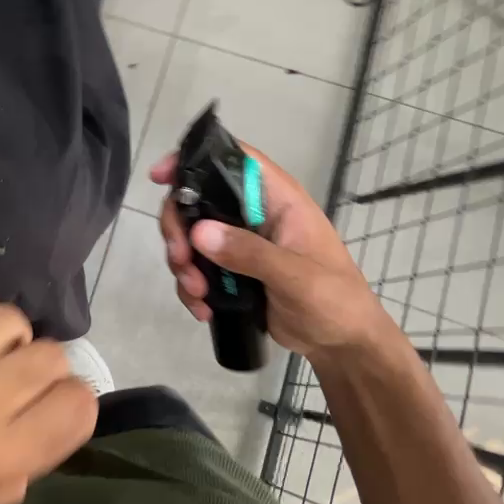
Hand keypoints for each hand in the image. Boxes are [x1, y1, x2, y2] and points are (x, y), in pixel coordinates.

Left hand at [0, 283, 96, 503]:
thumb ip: (37, 449)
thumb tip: (60, 399)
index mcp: (2, 456)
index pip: (77, 402)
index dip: (73, 401)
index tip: (53, 404)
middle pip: (51, 356)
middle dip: (45, 369)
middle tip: (19, 380)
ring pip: (13, 320)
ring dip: (11, 338)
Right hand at [152, 148, 391, 362]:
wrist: (343, 345)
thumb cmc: (335, 302)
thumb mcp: (297, 278)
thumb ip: (250, 253)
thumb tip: (198, 232)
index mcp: (277, 200)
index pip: (232, 159)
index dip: (194, 158)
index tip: (161, 177)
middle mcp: (254, 214)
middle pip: (197, 199)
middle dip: (179, 229)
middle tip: (180, 259)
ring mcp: (239, 242)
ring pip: (189, 235)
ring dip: (183, 263)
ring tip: (197, 293)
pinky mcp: (230, 269)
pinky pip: (195, 266)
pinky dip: (190, 286)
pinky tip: (202, 307)